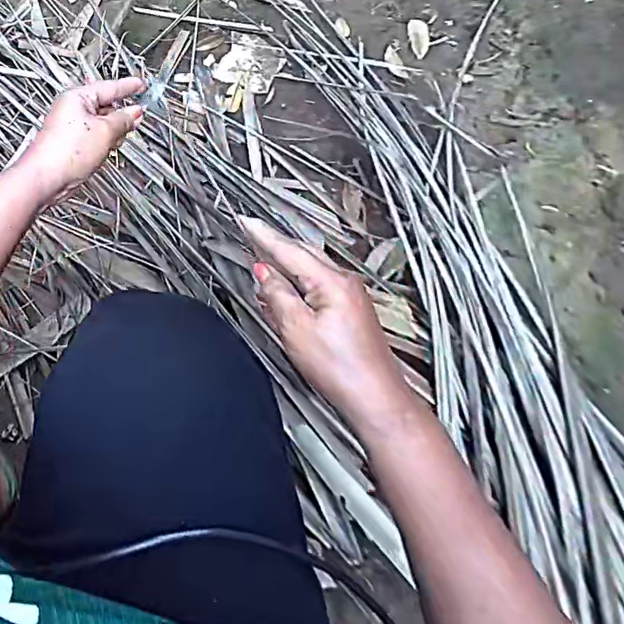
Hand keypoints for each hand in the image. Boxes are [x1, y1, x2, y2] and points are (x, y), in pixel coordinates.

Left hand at [8, 77, 145, 198]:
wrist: (45, 178)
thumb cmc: (65, 152)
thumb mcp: (105, 131)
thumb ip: (123, 119)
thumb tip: (134, 112)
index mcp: (77, 97)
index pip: (109, 87)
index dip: (128, 86)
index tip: (140, 84)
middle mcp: (71, 109)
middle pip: (105, 106)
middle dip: (121, 114)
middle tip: (138, 117)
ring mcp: (69, 127)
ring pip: (100, 124)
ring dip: (113, 131)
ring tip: (119, 138)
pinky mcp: (69, 144)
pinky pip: (93, 137)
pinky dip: (103, 141)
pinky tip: (107, 148)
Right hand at [240, 216, 420, 440]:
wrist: (377, 401)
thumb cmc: (344, 371)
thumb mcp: (295, 329)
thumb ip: (276, 294)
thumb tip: (264, 272)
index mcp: (332, 283)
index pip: (288, 249)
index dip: (262, 235)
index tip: (246, 222)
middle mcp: (346, 284)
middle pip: (302, 252)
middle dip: (274, 244)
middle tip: (250, 234)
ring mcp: (352, 297)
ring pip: (311, 267)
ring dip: (285, 263)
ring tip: (263, 260)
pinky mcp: (352, 310)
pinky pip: (318, 283)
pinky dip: (298, 280)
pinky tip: (287, 288)